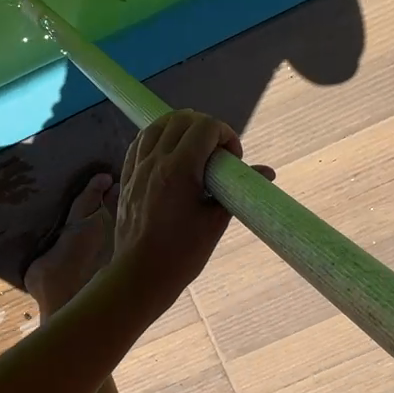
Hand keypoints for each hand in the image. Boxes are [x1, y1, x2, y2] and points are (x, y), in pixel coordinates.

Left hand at [110, 110, 273, 308]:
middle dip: (205, 127)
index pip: (205, 127)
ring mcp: (136, 168)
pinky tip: (168, 154)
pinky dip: (157, 139)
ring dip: (179, 128)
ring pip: (156, 126)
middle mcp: (155, 161)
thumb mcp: (215, 222)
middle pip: (181, 119)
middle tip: (217, 153)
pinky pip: (140, 143)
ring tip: (194, 149)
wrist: (141, 273)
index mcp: (178, 170)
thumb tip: (267, 172)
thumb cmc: (182, 253)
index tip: (232, 157)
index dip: (225, 134)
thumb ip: (237, 190)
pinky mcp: (126, 177)